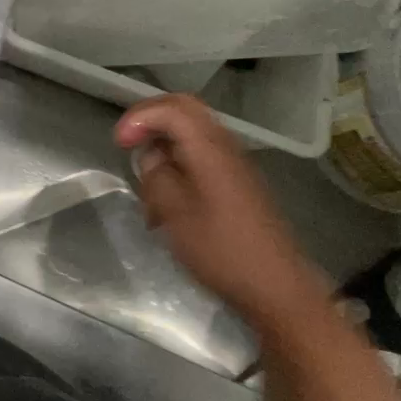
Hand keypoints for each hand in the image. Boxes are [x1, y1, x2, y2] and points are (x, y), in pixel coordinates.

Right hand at [114, 95, 328, 327]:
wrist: (280, 291)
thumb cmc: (223, 251)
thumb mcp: (174, 214)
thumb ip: (156, 175)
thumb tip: (151, 158)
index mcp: (210, 150)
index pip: (170, 109)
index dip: (138, 118)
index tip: (120, 144)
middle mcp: (226, 147)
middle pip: (185, 109)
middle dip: (150, 119)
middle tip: (130, 141)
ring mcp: (236, 165)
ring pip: (193, 131)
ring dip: (165, 143)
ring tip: (148, 178)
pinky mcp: (239, 184)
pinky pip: (203, 154)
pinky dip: (179, 162)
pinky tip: (169, 198)